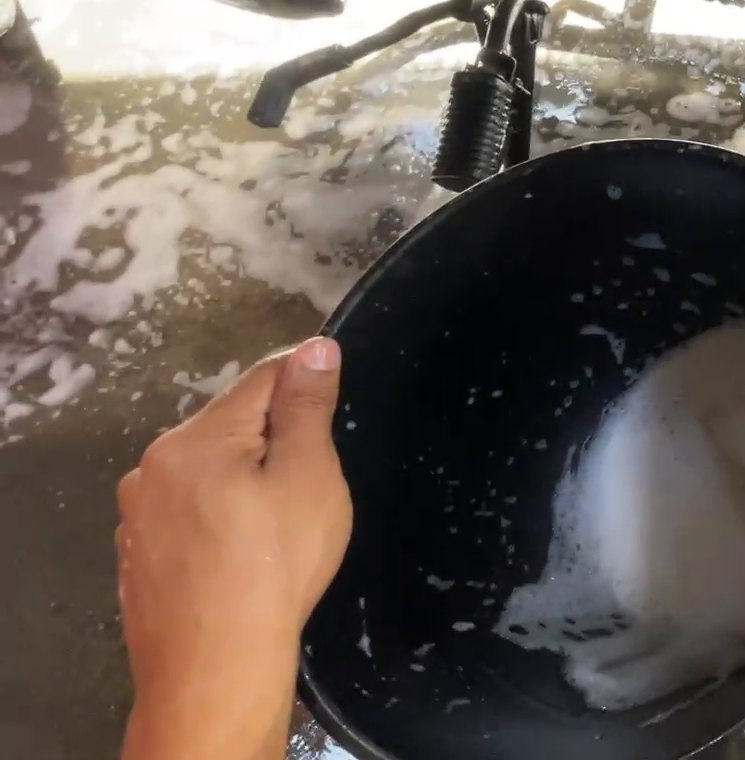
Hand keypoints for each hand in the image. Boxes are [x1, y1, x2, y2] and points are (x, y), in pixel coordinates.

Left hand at [117, 338, 351, 759]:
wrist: (215, 661)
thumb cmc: (278, 558)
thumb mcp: (310, 474)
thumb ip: (308, 407)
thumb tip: (315, 347)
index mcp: (195, 440)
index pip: (263, 377)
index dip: (310, 379)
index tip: (341, 404)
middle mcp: (153, 466)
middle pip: (235, 420)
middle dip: (283, 431)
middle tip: (321, 471)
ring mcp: (138, 511)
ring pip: (215, 462)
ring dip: (255, 467)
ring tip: (290, 508)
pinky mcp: (139, 547)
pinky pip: (195, 500)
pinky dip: (229, 502)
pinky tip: (252, 539)